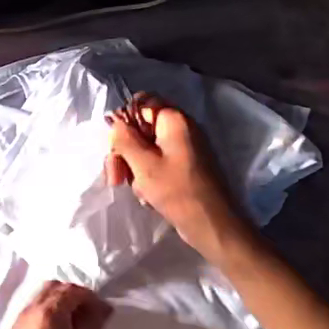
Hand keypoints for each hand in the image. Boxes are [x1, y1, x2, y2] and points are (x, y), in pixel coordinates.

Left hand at [9, 281, 110, 328]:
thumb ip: (92, 320)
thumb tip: (102, 307)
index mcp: (46, 312)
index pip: (71, 291)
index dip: (90, 297)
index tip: (105, 310)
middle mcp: (28, 311)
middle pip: (53, 289)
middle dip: (74, 296)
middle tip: (93, 312)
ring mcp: (19, 323)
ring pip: (42, 299)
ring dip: (61, 303)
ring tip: (80, 322)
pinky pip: (34, 313)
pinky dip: (49, 313)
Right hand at [106, 95, 241, 256]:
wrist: (214, 225)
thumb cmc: (178, 192)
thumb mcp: (143, 165)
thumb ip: (124, 139)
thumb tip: (115, 121)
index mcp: (174, 120)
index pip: (142, 103)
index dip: (124, 122)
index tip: (115, 146)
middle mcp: (182, 128)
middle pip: (142, 127)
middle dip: (124, 151)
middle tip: (115, 177)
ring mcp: (186, 148)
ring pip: (147, 147)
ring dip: (134, 167)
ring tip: (135, 190)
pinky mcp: (186, 166)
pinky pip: (158, 162)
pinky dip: (148, 175)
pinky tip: (147, 195)